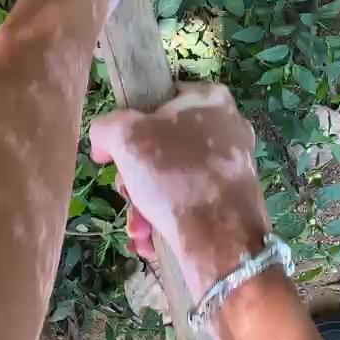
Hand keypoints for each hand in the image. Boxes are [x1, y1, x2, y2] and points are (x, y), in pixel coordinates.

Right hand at [88, 83, 271, 295]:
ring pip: (174, 178)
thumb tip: (104, 145)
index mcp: (210, 99)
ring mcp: (234, 166)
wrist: (221, 241)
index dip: (132, 122)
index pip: (161, 99)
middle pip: (163, 144)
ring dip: (145, 204)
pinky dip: (167, 220)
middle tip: (127, 192)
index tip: (117, 150)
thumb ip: (105, 128)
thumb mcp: (124, 137)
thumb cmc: (174, 175)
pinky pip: (191, 202)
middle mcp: (228, 127)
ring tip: (138, 228)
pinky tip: (151, 240)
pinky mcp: (235, 201)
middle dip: (136, 176)